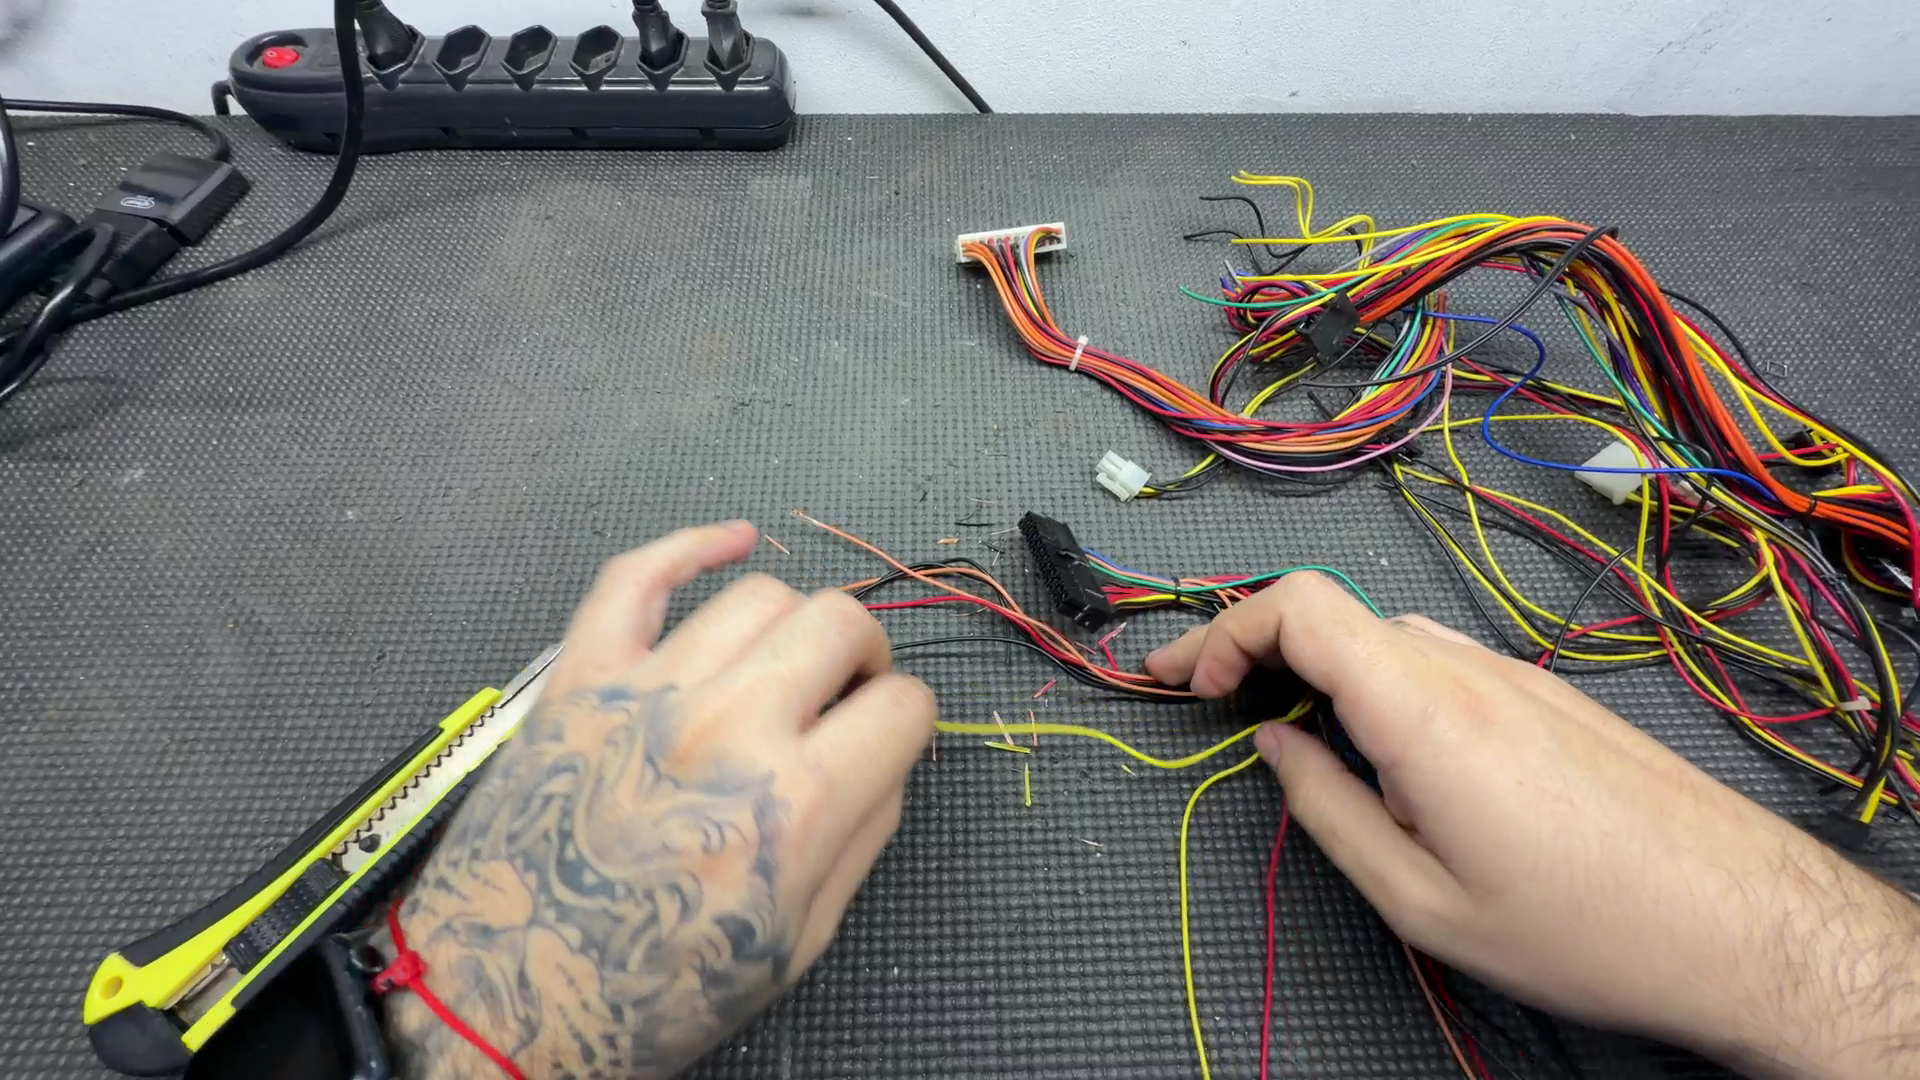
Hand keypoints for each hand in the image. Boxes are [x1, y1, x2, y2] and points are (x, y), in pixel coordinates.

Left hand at [383, 522, 936, 1079]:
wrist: (501, 1005)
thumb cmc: (658, 986)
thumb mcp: (802, 938)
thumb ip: (868, 831)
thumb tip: (890, 749)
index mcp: (795, 805)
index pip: (903, 705)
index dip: (910, 716)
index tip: (889, 729)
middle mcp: (729, 728)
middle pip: (841, 622)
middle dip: (867, 652)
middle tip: (848, 689)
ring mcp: (649, 691)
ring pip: (761, 594)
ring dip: (796, 622)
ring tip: (786, 659)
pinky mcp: (582, 678)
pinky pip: (638, 575)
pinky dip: (692, 545)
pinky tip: (734, 540)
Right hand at [1145, 572, 1919, 1079]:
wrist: (1765, 935)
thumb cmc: (1581, 928)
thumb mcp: (1417, 898)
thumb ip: (1322, 807)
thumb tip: (1272, 742)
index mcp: (1420, 708)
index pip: (1297, 607)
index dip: (1226, 630)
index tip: (1195, 684)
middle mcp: (1456, 666)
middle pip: (1321, 608)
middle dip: (1241, 640)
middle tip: (1196, 686)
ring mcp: (1499, 670)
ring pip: (1366, 632)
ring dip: (1301, 661)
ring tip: (1275, 718)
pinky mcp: (1530, 687)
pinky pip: (1418, 656)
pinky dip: (1358, 675)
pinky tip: (1369, 735)